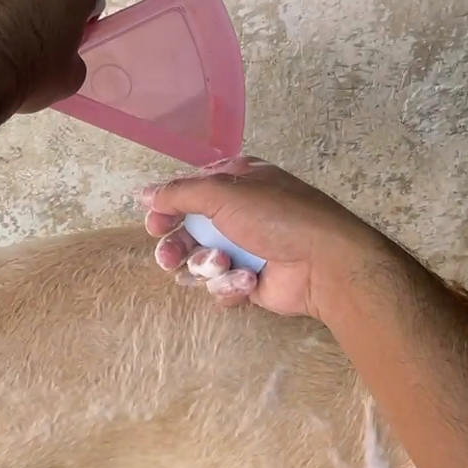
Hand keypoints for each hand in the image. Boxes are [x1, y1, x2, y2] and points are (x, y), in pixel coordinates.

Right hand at [141, 158, 397, 318]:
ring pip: (201, 261)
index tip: (154, 224)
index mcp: (236, 182)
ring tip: (221, 266)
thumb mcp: (223, 193)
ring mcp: (245, 249)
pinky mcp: (250, 281)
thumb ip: (179, 194)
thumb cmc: (275, 217)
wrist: (324, 264)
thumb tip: (143, 195)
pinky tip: (247, 282)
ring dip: (206, 265)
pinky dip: (229, 285)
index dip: (168, 208)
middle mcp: (239, 213)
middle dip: (177, 246)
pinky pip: (220, 285)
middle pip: (188, 230)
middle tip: (169, 258)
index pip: (189, 191)